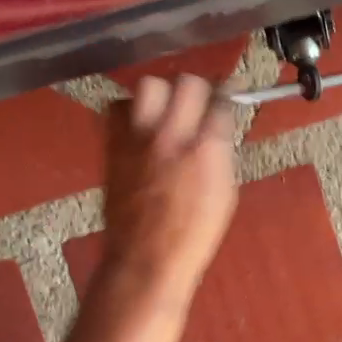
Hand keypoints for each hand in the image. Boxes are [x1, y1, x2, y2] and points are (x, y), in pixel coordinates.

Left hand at [101, 75, 238, 295]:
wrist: (146, 258)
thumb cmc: (193, 234)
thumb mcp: (224, 193)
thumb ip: (219, 151)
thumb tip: (217, 128)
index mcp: (205, 149)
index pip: (221, 99)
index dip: (229, 94)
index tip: (229, 94)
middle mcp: (171, 136)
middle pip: (185, 83)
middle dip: (196, 89)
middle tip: (198, 102)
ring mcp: (137, 139)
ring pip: (148, 86)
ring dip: (161, 94)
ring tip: (165, 111)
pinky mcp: (112, 146)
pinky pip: (116, 108)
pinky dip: (128, 110)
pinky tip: (138, 126)